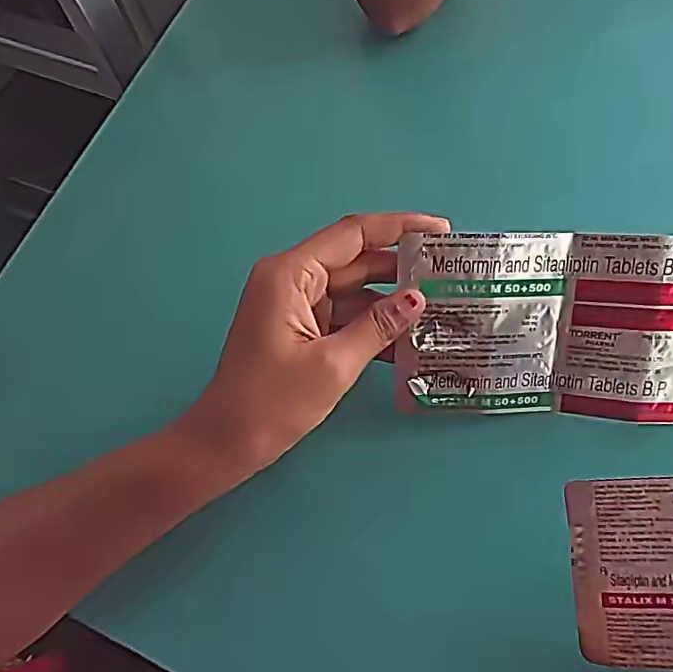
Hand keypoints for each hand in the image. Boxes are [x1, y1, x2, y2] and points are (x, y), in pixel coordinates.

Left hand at [178, 212, 448, 476]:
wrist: (225, 444)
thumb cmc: (271, 403)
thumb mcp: (333, 364)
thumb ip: (378, 326)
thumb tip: (417, 299)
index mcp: (290, 274)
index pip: (353, 235)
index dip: (399, 227)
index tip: (440, 229)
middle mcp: (292, 280)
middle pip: (356, 260)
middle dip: (401, 267)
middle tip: (447, 273)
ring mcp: (295, 305)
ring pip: (354, 291)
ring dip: (391, 301)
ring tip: (438, 307)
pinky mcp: (301, 328)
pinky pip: (344, 316)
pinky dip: (372, 325)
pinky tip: (407, 339)